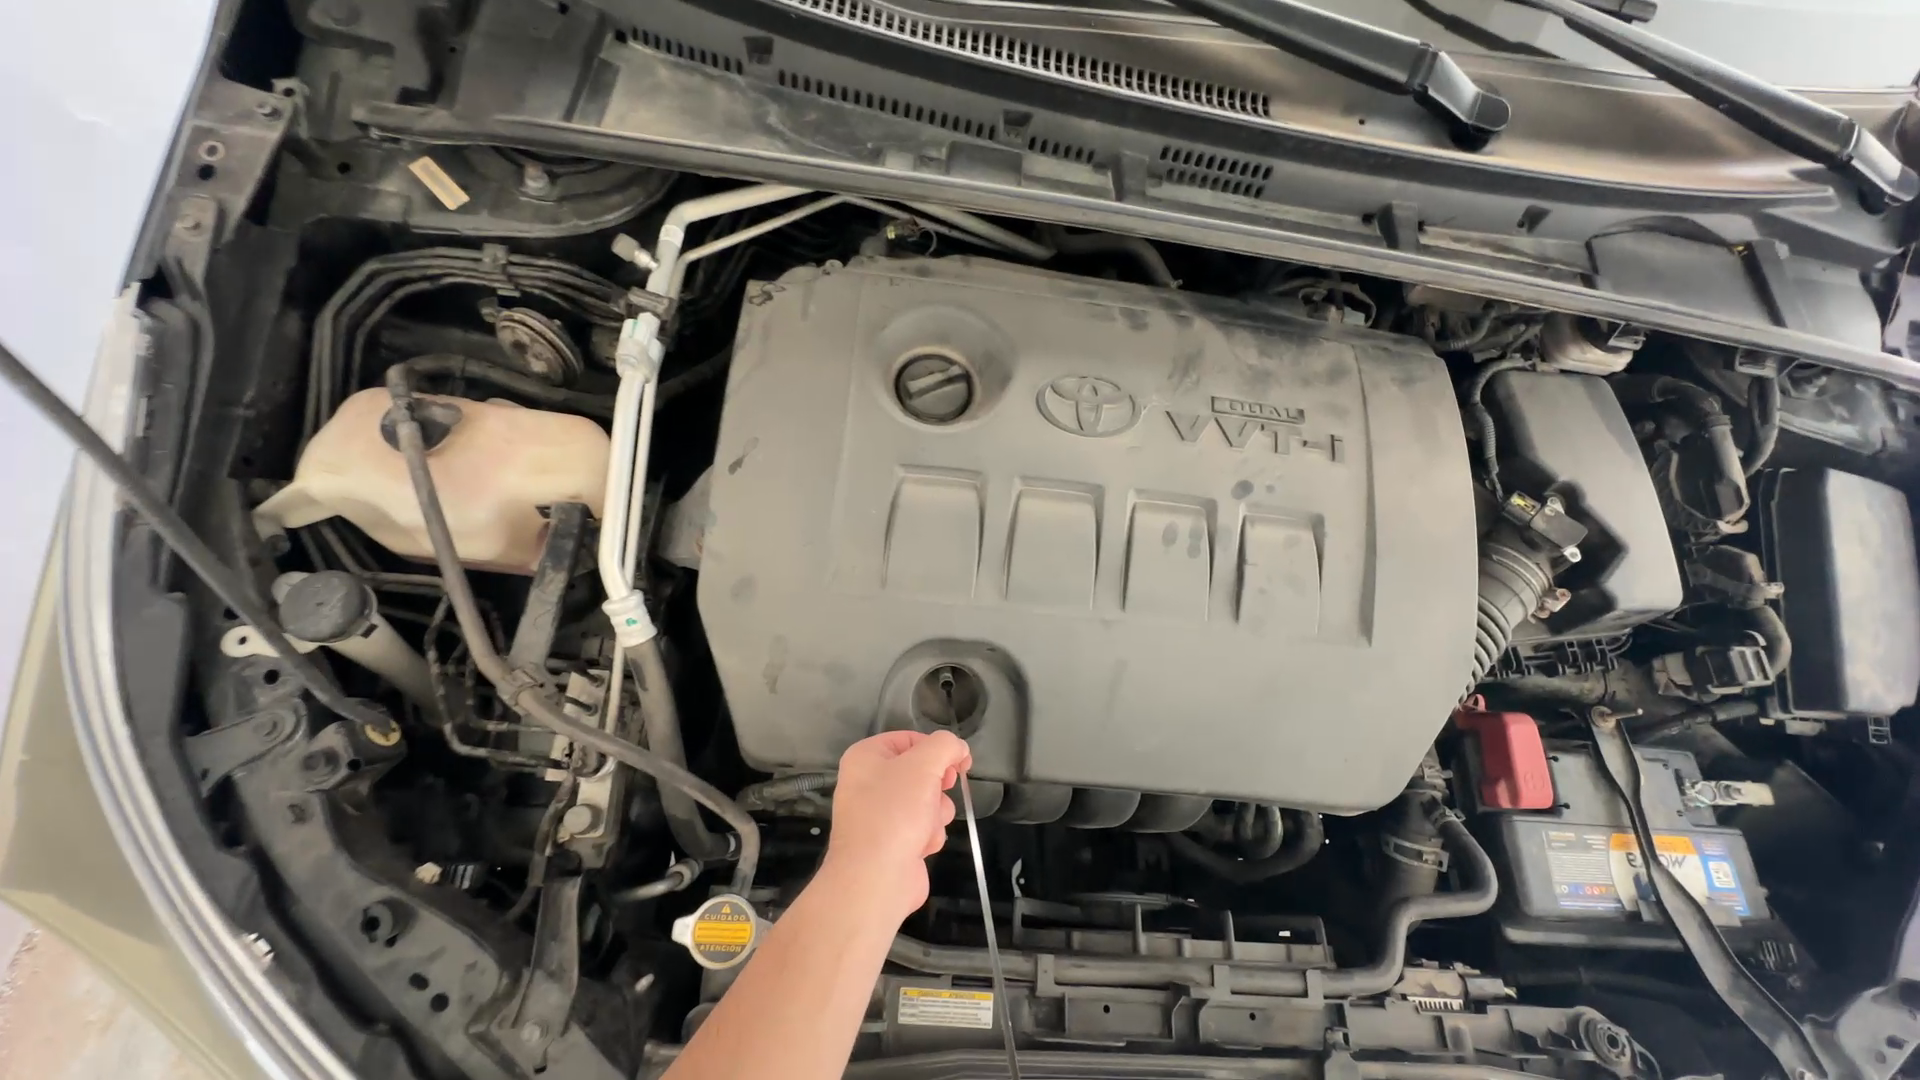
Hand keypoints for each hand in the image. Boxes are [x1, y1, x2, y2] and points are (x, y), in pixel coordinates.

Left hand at [820, 730, 972, 923]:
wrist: (876, 878)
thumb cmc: (895, 811)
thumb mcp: (924, 764)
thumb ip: (946, 746)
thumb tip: (959, 749)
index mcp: (866, 757)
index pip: (909, 739)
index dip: (937, 748)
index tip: (960, 760)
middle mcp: (868, 783)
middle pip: (921, 771)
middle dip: (937, 784)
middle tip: (943, 788)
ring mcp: (880, 815)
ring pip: (927, 801)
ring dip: (935, 812)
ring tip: (925, 825)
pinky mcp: (893, 843)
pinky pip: (922, 827)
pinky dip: (928, 835)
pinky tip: (920, 846)